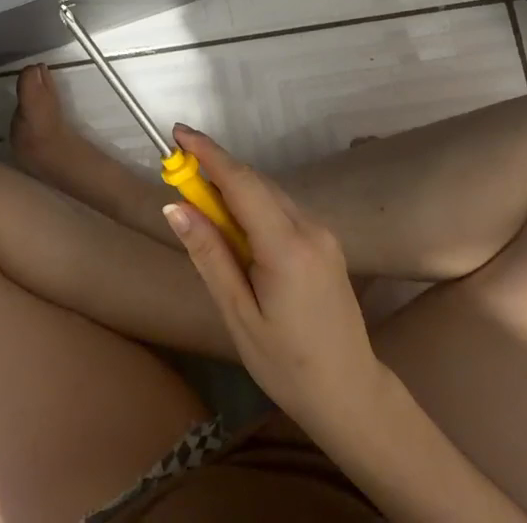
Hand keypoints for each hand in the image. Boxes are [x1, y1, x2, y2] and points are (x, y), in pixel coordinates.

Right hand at [163, 127, 382, 425]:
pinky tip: (231, 225)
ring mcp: (323, 235)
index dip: (208, 153)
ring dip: (232, 188)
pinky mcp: (325, 244)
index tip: (177, 133)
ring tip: (197, 202)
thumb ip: (209, 255)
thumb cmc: (287, 363)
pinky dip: (251, 205)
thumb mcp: (237, 313)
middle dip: (214, 169)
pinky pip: (281, 209)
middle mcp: (310, 230)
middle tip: (175, 172)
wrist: (351, 394)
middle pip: (256, 183)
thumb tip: (175, 207)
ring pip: (269, 194)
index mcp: (287, 248)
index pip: (242, 183)